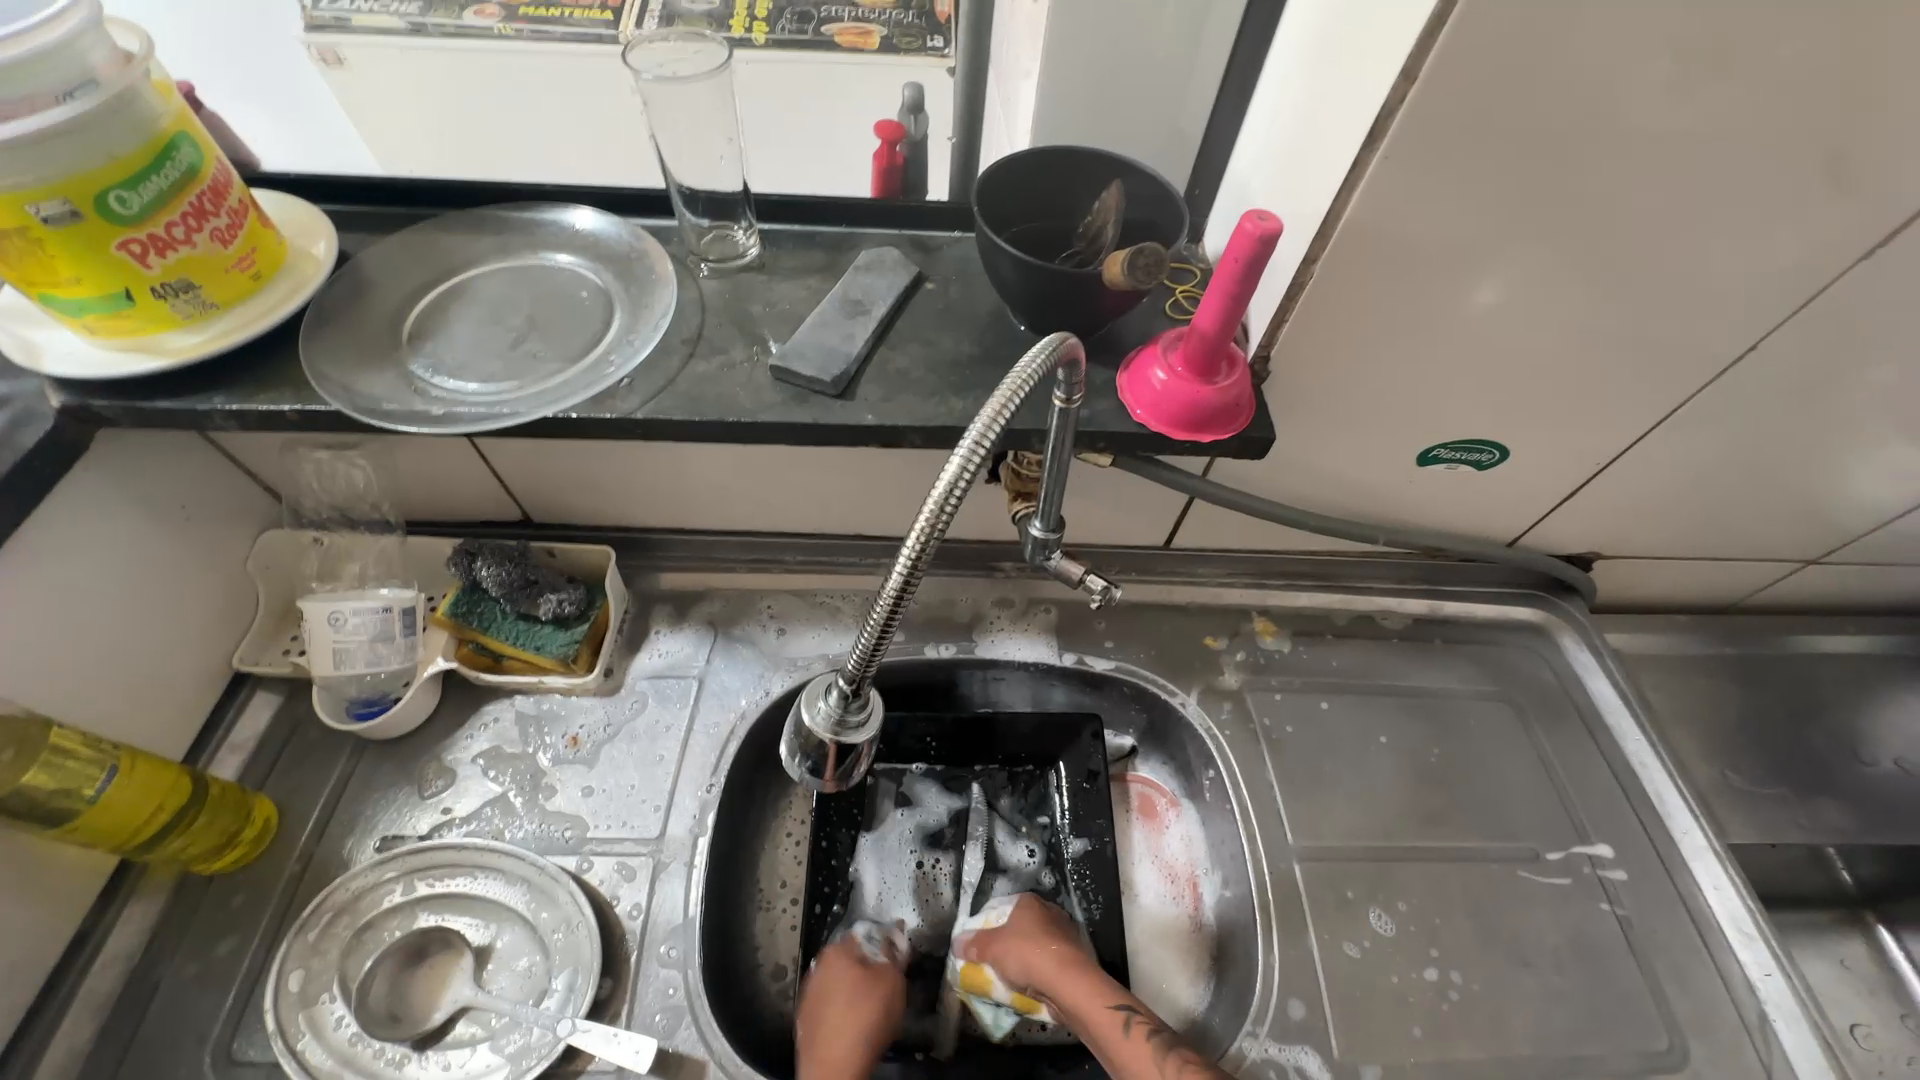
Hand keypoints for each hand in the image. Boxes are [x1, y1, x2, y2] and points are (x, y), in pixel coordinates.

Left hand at [796, 922, 907, 1079]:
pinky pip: (830, 1007)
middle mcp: (817, 966)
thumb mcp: (893, 980)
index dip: (885, 945)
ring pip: (839, 984)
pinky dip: (841, 1011)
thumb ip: (894, 953)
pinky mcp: (805, 1020)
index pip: (866, 935)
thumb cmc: (866, 1017)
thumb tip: (894, 935)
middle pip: (850, 960)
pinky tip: (853, 1025)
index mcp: (837, 949)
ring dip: (853, 990)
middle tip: (886, 986)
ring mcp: (808, 994)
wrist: (833, 1068)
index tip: (897, 958)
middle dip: (868, 968)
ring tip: (871, 1009)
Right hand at [952, 893, 1099, 1001]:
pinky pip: (1050, 962)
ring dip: (1026, 960)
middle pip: (1020, 927)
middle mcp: (1049, 911)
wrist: (1069, 982)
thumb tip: (957, 942)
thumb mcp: (992, 948)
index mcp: (1028, 901)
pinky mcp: (1075, 956)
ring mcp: (1065, 933)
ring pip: (1037, 946)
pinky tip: (1032, 986)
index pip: (1003, 907)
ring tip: (1012, 978)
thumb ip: (973, 944)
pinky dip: (1041, 972)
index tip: (979, 944)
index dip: (988, 925)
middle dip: (1008, 944)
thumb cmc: (1027, 954)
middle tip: (994, 963)